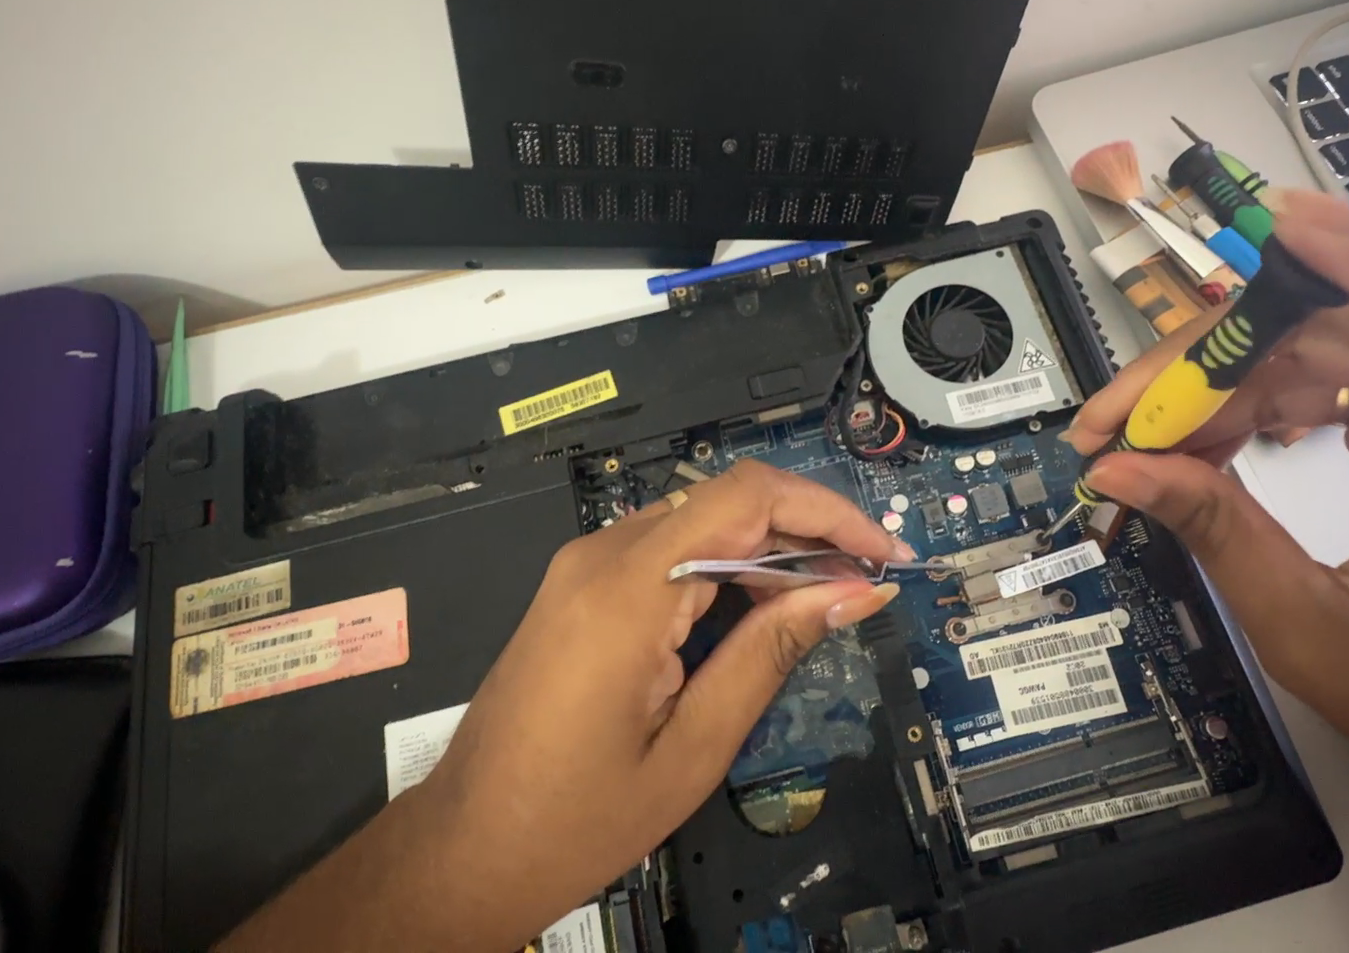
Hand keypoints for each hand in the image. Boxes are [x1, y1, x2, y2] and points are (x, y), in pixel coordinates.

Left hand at [220, 460, 907, 952]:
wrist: (464, 848)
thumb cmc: (577, 819)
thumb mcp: (696, 746)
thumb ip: (773, 651)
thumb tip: (852, 590)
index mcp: (629, 588)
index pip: (748, 498)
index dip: (828, 511)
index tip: (884, 554)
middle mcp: (602, 553)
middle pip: (727, 501)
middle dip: (807, 531)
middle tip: (863, 584)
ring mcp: (584, 564)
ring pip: (701, 520)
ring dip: (769, 549)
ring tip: (825, 598)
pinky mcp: (580, 583)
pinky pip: (669, 548)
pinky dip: (726, 566)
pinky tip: (759, 608)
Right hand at [1071, 190, 1348, 947]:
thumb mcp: (1317, 637)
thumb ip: (1219, 536)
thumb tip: (1118, 465)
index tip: (1298, 241)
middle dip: (1217, 357)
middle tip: (1117, 418)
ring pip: (1320, 338)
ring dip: (1213, 380)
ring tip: (1135, 438)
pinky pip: (1318, 372)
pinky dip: (1242, 399)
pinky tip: (1191, 441)